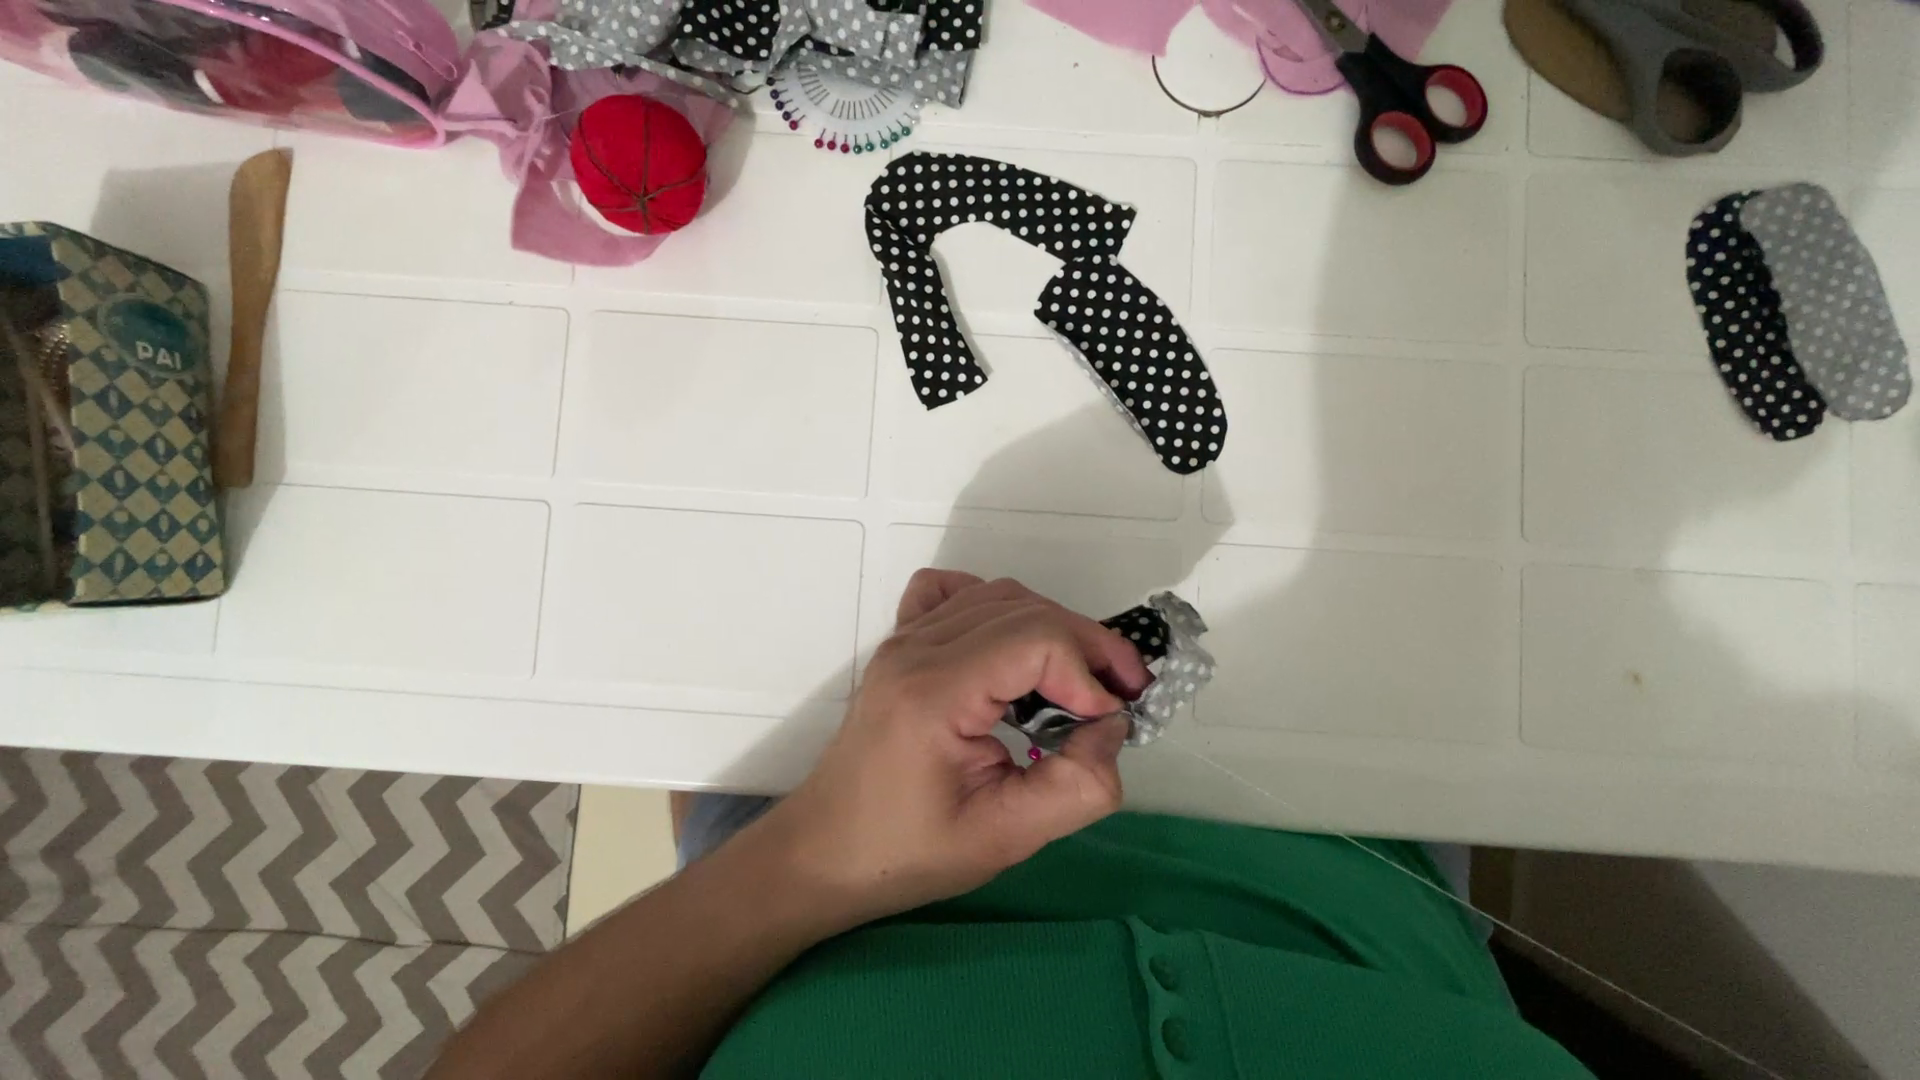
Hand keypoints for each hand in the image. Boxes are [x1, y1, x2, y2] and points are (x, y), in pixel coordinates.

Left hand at [748, 570, 1151, 926]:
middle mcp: (916, 649)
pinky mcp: (900, 644)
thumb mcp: (1005, 838)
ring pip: (997, 595)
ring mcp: (904, 640)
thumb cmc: (908, 853)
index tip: (1109, 722)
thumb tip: (1111, 727)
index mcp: (935, 693)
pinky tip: (1012, 648)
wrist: (827, 851)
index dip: (1088, 672)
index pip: (1035, 640)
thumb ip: (1077, 787)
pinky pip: (953, 594)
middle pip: (1024, 609)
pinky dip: (996, 607)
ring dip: (1051, 627)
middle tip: (1122, 695)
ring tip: (1081, 679)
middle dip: (1087, 645)